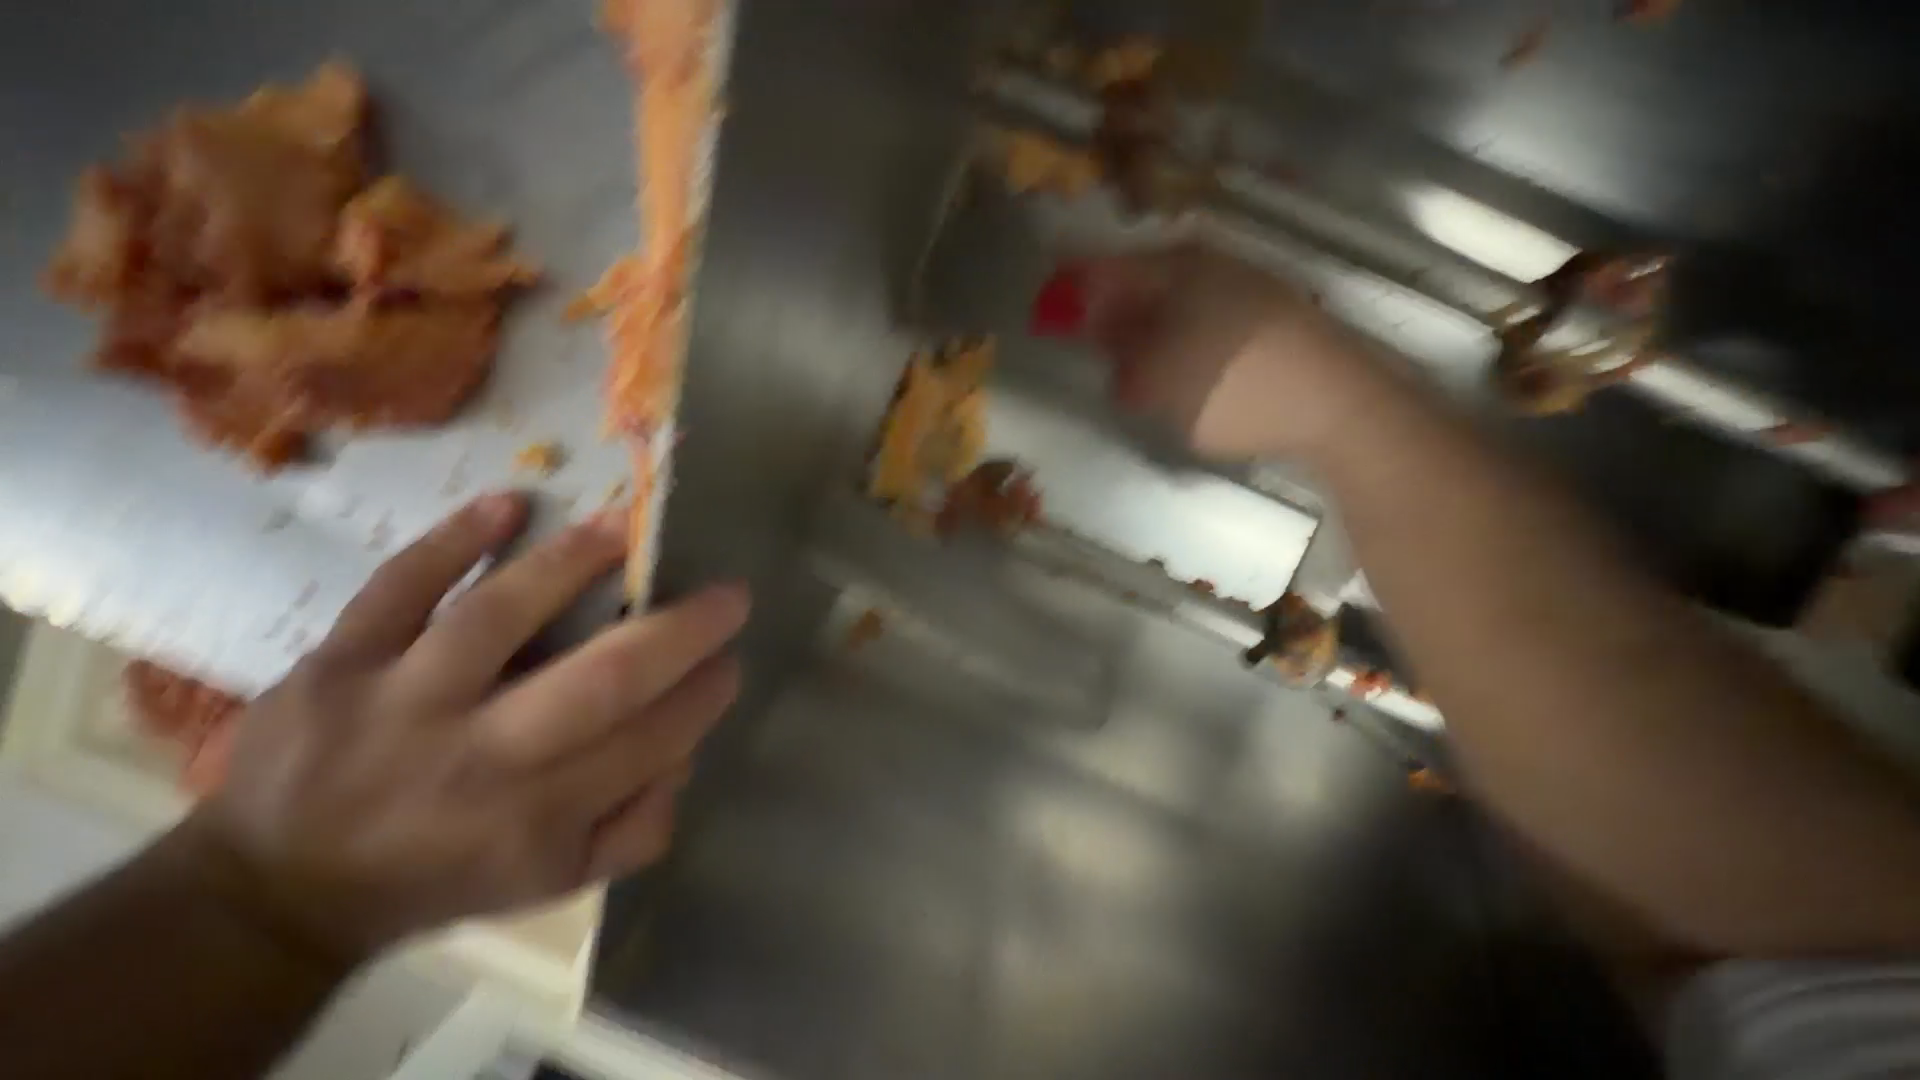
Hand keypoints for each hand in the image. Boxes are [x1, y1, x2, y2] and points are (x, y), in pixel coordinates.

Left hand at [179, 492, 749, 958]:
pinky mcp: (338, 663)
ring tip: (628, 529)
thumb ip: (633, 831)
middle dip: (679, 632)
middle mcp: (480, 759)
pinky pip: (397, 589)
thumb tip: (685, 756)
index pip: (650, 742)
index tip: (730, 660)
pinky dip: (450, 541)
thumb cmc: (441, 877)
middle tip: (729, 596)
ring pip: (496, 618)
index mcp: (539, 820)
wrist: (279, 889)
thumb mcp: (550, 884)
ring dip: (571, 565)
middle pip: (598, 682)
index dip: (702, 695)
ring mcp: (402, 703)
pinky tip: (509, 503)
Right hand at [1066, 245, 1386, 459]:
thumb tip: (1083, 320)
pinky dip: (1180, 341)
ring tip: (1130, 369)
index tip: (1046, 318)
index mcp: (1176, 265)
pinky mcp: (1269, 318)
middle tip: (1089, 349)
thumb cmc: (1233, 387)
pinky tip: (1180, 373)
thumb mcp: (1154, 376)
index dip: (1069, 290)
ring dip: (1145, 330)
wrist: (1337, 405)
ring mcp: (1245, 287)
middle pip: (1140, 281)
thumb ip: (1112, 346)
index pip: (1103, 266)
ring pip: (1173, 301)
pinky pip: (1203, 320)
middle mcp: (1210, 264)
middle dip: (1109, 313)